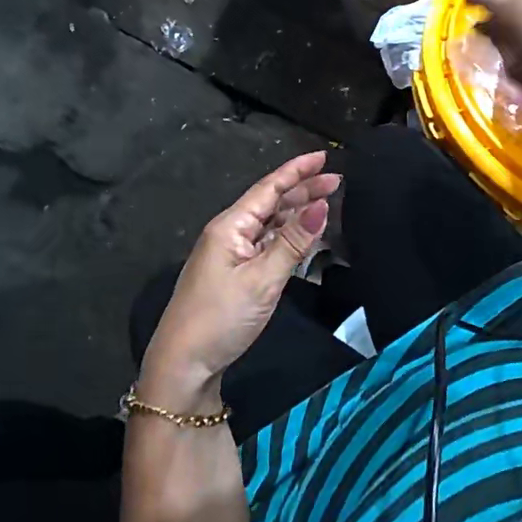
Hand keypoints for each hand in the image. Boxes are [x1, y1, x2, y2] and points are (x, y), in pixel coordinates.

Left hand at [140, 152, 340, 410]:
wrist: (183, 364)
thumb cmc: (221, 317)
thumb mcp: (262, 279)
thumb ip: (293, 242)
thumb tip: (321, 205)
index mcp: (230, 225)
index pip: (269, 188)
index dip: (297, 171)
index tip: (324, 156)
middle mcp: (230, 232)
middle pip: (271, 203)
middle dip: (302, 190)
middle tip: (337, 181)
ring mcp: (231, 254)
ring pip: (269, 224)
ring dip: (296, 213)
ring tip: (326, 203)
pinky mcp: (235, 273)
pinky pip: (266, 244)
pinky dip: (288, 237)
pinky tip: (304, 236)